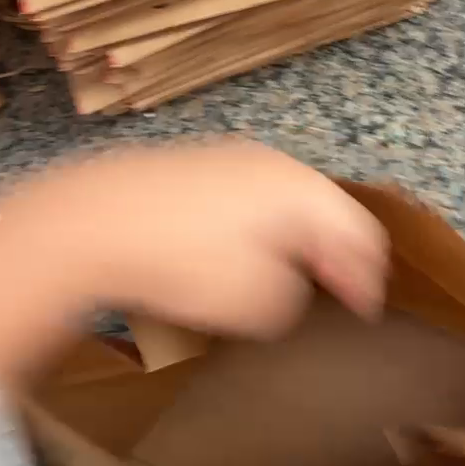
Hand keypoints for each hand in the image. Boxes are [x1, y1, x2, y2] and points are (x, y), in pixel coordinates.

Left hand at [0, 140, 387, 337]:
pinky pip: (253, 194)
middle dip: (334, 252)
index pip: (359, 231)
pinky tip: (242, 249)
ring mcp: (235, 157)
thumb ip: (293, 292)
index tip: (364, 307)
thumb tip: (291, 278)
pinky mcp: (203, 164)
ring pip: (288, 199)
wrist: (97, 216)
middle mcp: (275, 163)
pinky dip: (263, 223)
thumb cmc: (182, 257)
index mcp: (300, 189)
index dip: (367, 275)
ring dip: (298, 237)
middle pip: (326, 208)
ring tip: (289, 274)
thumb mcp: (255, 298)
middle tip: (334, 290)